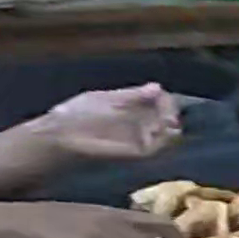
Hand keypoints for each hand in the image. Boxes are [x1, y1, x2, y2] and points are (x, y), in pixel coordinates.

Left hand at [36, 84, 180, 162]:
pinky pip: (166, 143)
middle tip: (167, 112)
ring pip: (174, 130)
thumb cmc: (78, 113)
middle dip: (171, 112)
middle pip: (172, 115)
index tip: (160, 95)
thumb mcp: (106, 98)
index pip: (163, 102)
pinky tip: (159, 130)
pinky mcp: (147, 150)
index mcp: (137, 108)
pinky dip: (167, 136)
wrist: (64, 135)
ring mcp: (148, 137)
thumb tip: (159, 87)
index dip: (165, 99)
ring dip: (171, 124)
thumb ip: (131, 94)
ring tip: (165, 121)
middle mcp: (147, 122)